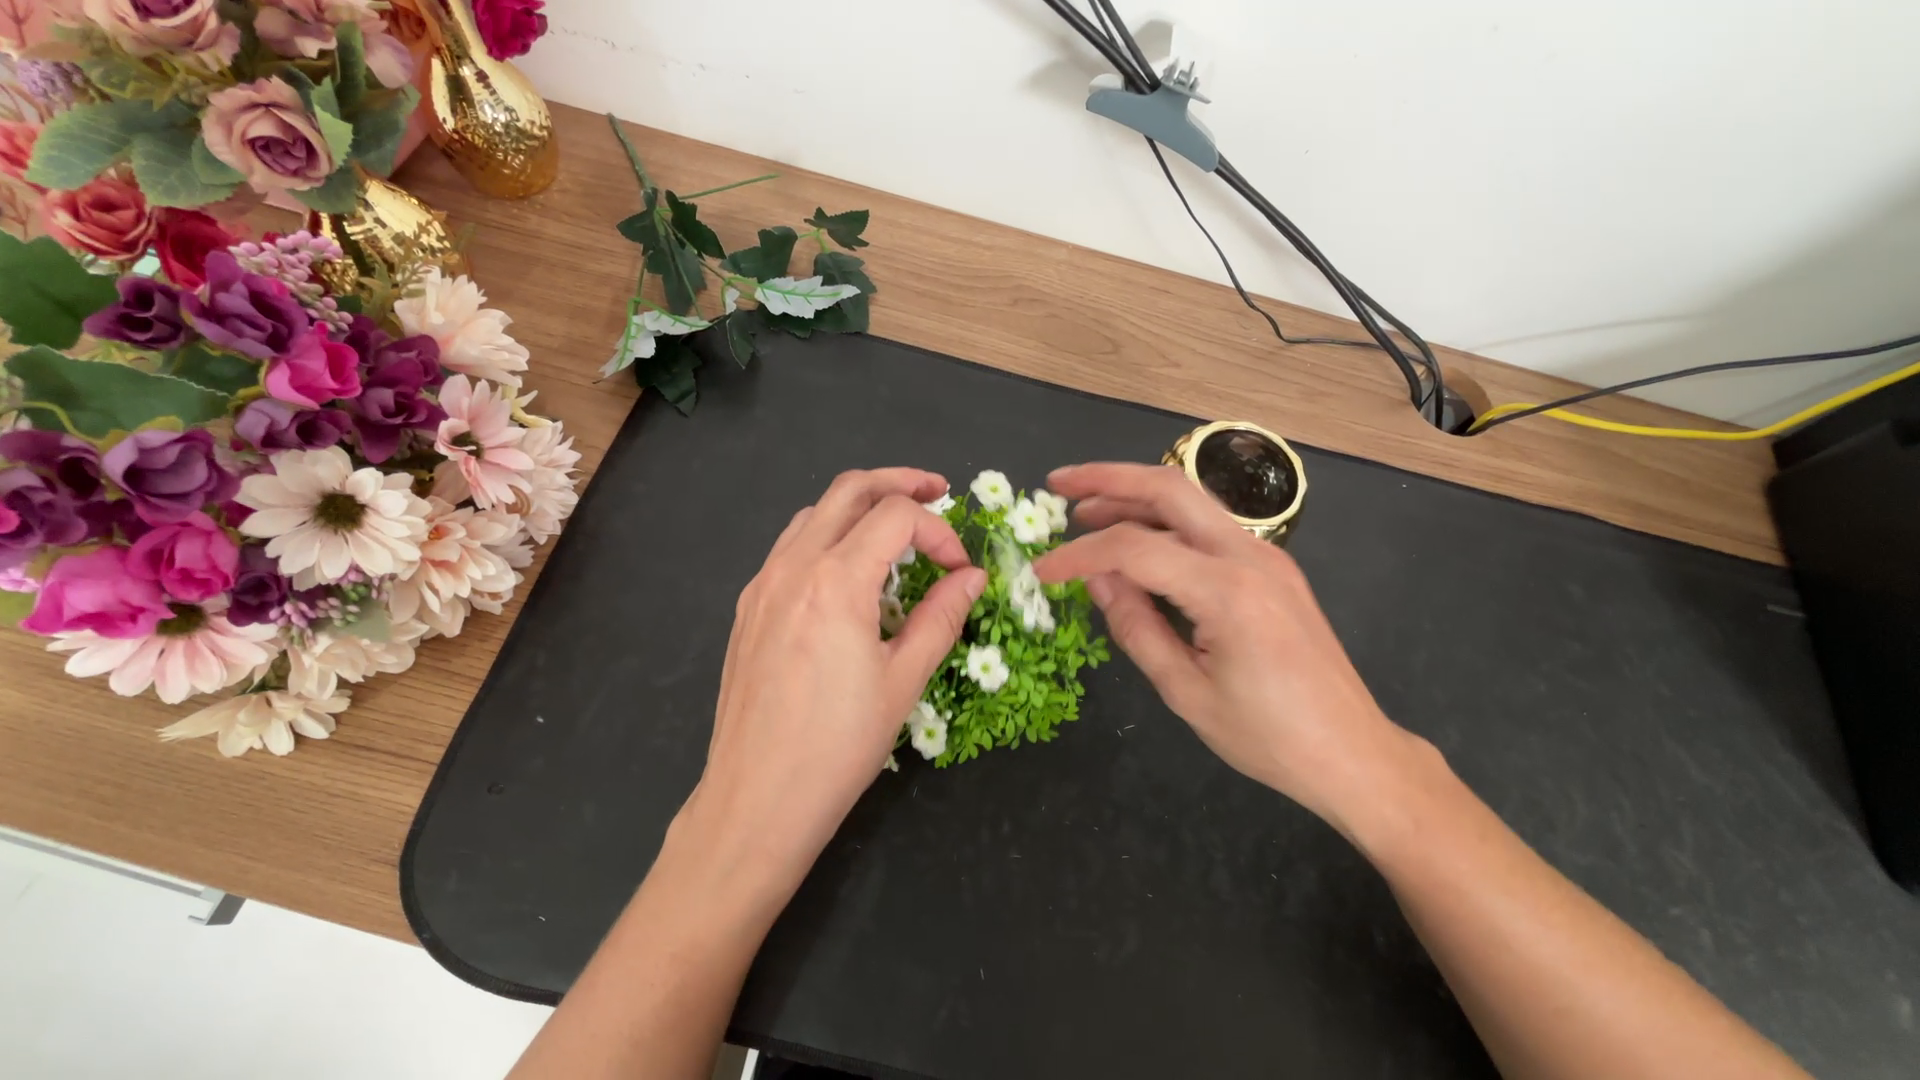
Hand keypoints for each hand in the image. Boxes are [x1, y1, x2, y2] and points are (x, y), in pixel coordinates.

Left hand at [683, 468, 986, 886]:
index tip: (961, 569)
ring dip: (859, 507)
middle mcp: (792, 567)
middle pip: (848, 490)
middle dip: (898, 483)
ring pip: (814, 514)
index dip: (940, 531)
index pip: (896, 516)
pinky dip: (827, 537)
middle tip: (937, 491)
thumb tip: (971, 578)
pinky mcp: (747, 608)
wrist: (757, 798)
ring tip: (895, 528)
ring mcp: (762, 585)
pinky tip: (848, 571)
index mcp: (835, 581)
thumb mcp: (904, 681)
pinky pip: (790, 548)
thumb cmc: (839, 745)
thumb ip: (941, 616)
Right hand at [1033, 463, 1424, 828]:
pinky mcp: (1272, 569)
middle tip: (1058, 484)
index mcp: (1227, 591)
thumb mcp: (1186, 691)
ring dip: (1136, 496)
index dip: (1078, 555)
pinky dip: (1165, 522)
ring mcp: (1267, 557)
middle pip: (1170, 489)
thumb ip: (1136, 627)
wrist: (1352, 752)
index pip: (1133, 550)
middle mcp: (1249, 556)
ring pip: (1192, 502)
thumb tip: (1097, 581)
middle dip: (1109, 479)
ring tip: (1085, 509)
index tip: (1041, 573)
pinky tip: (1137, 540)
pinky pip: (1209, 528)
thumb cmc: (1267, 737)